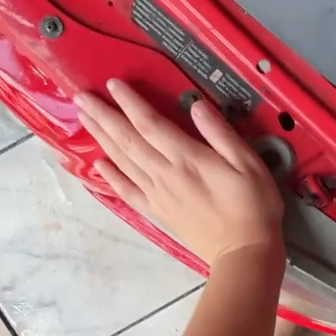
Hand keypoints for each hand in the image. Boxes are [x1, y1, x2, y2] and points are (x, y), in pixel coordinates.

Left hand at [75, 79, 284, 264]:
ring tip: (84, 118)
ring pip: (122, 161)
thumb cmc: (254, 205)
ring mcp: (158, 195)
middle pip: (128, 140)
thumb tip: (197, 105)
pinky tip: (98, 164)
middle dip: (104, 116)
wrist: (244, 252)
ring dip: (102, 138)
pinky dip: (110, 176)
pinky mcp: (157, 212)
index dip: (130, 102)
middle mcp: (165, 174)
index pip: (151, 124)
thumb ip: (221, 134)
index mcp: (187, 158)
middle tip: (81, 96)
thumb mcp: (248, 163)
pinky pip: (127, 192)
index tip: (113, 84)